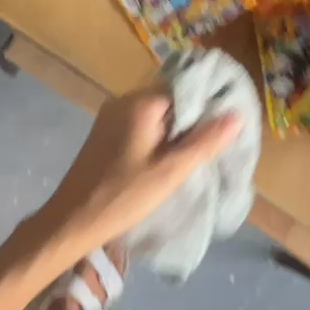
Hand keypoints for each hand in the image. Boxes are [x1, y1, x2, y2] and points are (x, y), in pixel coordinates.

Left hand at [36, 86, 240, 251]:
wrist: (73, 219)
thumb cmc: (123, 195)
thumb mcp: (170, 171)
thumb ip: (204, 142)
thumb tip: (236, 114)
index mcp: (139, 103)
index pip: (184, 91)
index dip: (205, 110)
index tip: (220, 133)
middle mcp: (122, 101)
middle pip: (169, 102)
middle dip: (189, 123)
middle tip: (208, 151)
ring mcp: (110, 116)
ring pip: (154, 115)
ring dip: (172, 134)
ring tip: (188, 160)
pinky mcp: (104, 133)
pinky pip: (139, 126)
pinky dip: (155, 139)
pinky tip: (163, 163)